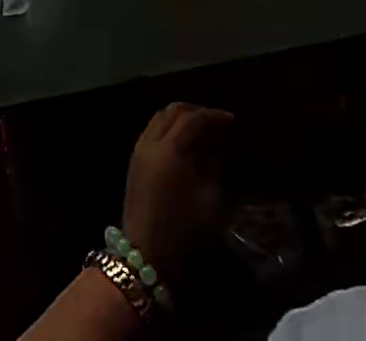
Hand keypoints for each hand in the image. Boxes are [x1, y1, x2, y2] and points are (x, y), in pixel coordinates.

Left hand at [122, 103, 232, 285]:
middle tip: (216, 121)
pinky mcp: (134, 160)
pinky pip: (152, 130)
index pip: (192, 119)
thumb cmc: (182, 231)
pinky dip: (169, 127)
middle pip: (172, 111)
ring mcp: (139, 150)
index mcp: (169, 152)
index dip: (213, 115)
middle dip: (196, 111)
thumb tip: (216, 148)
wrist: (145, 254)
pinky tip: (184, 140)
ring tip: (201, 128)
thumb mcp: (210, 199)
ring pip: (159, 117)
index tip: (231, 119)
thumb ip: (215, 166)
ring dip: (181, 117)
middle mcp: (150, 144)